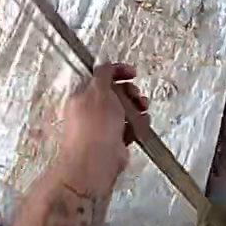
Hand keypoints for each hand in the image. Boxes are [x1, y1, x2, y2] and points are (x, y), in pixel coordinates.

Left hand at [57, 63, 145, 192]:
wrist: (96, 162)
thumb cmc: (94, 127)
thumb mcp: (99, 91)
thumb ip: (103, 74)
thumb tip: (106, 64)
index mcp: (83, 95)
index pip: (101, 76)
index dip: (118, 72)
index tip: (131, 73)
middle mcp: (92, 110)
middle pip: (117, 92)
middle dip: (130, 91)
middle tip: (135, 95)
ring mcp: (104, 126)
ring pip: (126, 109)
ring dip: (137, 108)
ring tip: (141, 110)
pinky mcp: (116, 139)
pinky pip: (131, 127)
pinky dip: (138, 125)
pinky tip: (140, 126)